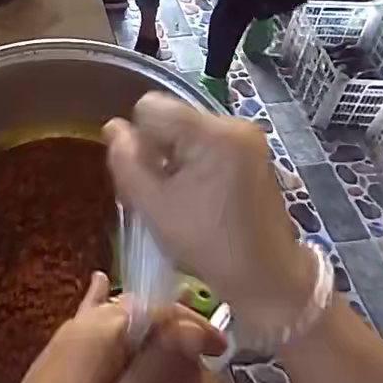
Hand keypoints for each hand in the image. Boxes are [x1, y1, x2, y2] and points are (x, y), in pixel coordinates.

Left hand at [0, 274, 219, 382]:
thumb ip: (158, 368)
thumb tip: (192, 328)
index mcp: (97, 332)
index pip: (155, 308)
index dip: (193, 324)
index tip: (224, 350)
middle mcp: (77, 330)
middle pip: (136, 316)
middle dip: (173, 339)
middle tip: (199, 382)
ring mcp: (60, 352)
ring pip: (116, 331)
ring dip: (149, 348)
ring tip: (173, 377)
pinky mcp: (52, 378)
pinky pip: (92, 340)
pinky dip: (110, 330)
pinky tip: (97, 290)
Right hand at [104, 93, 317, 339]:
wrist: (268, 275)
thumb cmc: (208, 245)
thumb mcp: (154, 207)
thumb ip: (126, 162)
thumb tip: (114, 128)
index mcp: (210, 133)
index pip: (150, 107)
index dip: (139, 140)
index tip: (149, 175)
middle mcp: (232, 123)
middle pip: (171, 116)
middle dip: (157, 148)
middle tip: (160, 191)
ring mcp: (247, 135)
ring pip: (186, 128)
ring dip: (175, 155)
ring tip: (180, 195)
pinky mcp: (253, 149)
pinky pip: (207, 140)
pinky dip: (194, 159)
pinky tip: (199, 193)